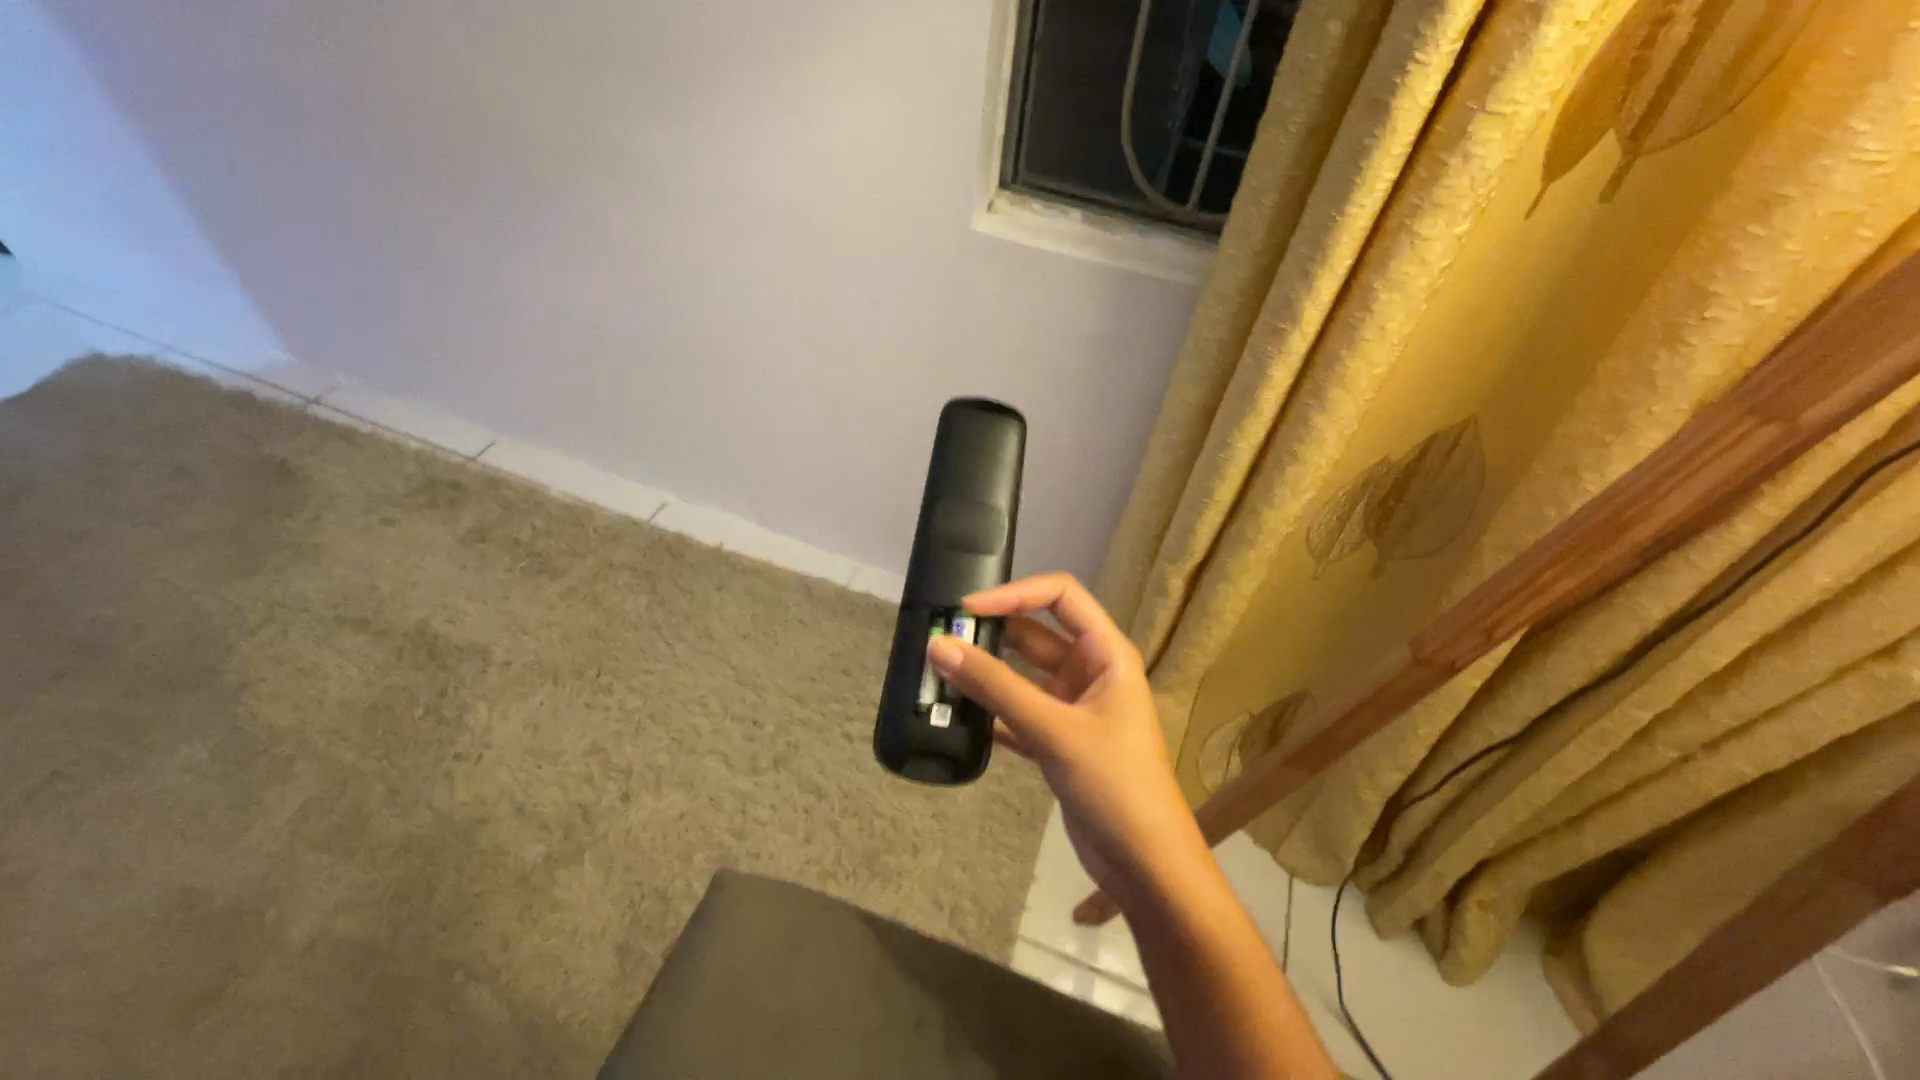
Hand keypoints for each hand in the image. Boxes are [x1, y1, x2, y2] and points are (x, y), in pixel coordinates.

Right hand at [926, 574, 1210, 908]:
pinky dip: (991, 714)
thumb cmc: (1113, 783)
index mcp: (1106, 653)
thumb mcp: (1053, 729)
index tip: (967, 608)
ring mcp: (1075, 709)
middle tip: (940, 640)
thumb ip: (995, 687)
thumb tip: (940, 646)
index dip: (1015, 593)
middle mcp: (1091, 672)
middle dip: (991, 635)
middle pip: (1036, 635)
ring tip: (938, 677)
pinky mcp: (1060, 742)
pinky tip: (957, 721)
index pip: (1061, 595)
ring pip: (1023, 677)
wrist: (1145, 862)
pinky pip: (1019, 714)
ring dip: (986, 677)